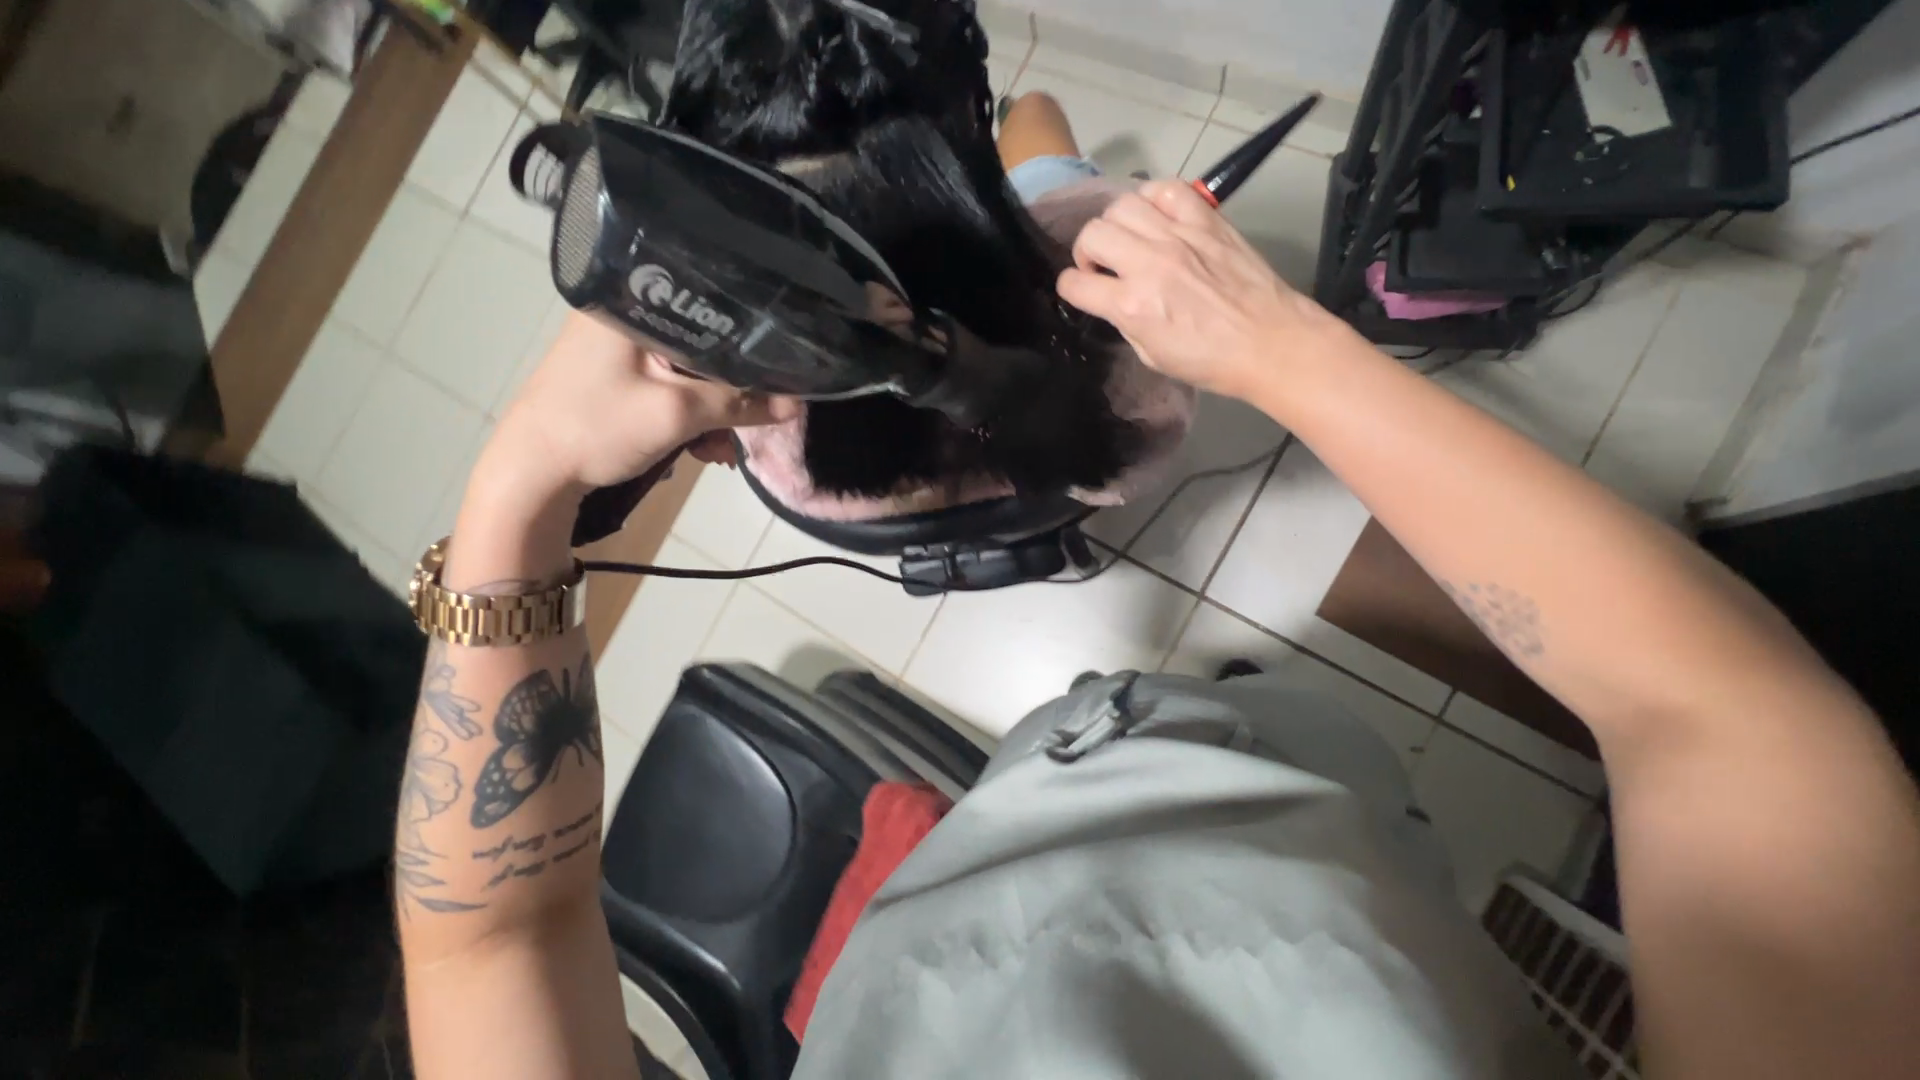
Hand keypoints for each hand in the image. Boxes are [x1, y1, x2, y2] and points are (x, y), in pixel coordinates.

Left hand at [478, 313, 797, 504]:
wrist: (530, 476)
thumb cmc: (596, 428)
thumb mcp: (676, 414)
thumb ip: (739, 405)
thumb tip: (795, 405)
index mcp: (628, 300)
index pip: (710, 306)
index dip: (750, 341)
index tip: (778, 372)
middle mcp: (622, 312)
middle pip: (702, 343)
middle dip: (730, 391)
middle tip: (747, 427)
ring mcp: (616, 346)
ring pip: (688, 370)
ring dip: (712, 412)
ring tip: (719, 451)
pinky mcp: (614, 375)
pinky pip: (668, 386)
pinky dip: (688, 416)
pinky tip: (701, 447)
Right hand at [1056, 181, 1345, 401]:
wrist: (1270, 341)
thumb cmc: (1211, 361)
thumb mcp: (1152, 356)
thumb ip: (1126, 321)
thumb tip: (1115, 300)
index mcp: (1132, 306)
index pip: (1074, 284)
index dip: (1071, 290)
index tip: (1082, 292)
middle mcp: (1149, 263)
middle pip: (1092, 234)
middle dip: (1087, 252)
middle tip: (1103, 266)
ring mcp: (1179, 235)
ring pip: (1122, 205)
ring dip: (1116, 224)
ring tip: (1130, 241)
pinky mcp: (1206, 219)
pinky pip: (1166, 188)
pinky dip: (1152, 198)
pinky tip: (1156, 218)